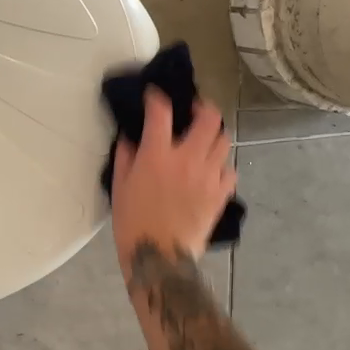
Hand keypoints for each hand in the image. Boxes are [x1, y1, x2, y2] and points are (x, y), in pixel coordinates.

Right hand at [110, 92, 236, 268]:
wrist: (159, 254)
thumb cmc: (132, 221)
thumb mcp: (120, 187)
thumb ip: (126, 158)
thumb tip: (131, 139)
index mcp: (157, 155)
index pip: (161, 113)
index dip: (157, 99)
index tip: (154, 96)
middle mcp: (187, 158)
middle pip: (209, 119)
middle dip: (203, 107)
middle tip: (195, 109)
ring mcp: (208, 175)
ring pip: (224, 141)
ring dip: (214, 134)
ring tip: (205, 137)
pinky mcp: (221, 193)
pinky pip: (229, 169)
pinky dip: (221, 164)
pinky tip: (211, 169)